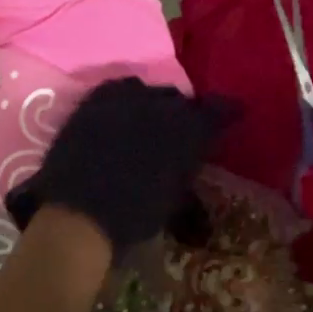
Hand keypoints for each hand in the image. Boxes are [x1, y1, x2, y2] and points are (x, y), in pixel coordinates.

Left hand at [5, 78, 221, 253]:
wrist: (80, 214)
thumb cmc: (135, 216)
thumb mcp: (174, 207)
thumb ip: (191, 197)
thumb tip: (202, 220)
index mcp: (191, 130)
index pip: (220, 109)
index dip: (228, 112)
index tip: (233, 115)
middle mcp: (161, 105)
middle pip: (180, 100)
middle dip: (184, 114)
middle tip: (180, 132)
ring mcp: (124, 99)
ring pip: (147, 91)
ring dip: (151, 105)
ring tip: (147, 123)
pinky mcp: (92, 102)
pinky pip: (114, 92)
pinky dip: (121, 102)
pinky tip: (117, 116)